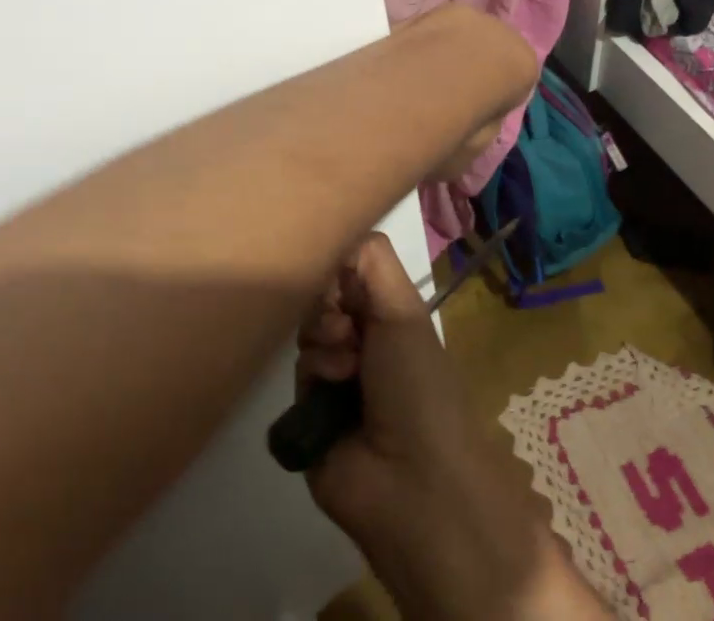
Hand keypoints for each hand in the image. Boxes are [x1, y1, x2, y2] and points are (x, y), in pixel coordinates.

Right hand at [296, 235, 609, 619]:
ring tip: (345, 372)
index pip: (350, 275)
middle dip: (330, 311)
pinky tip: (328, 396)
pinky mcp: (309, 416)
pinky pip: (294, 378)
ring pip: (305, 338)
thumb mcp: (405, 311)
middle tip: (348, 332)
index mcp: (392, 320)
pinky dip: (310, 380)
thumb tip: (338, 233)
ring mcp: (335, 382)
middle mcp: (364, 346)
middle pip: (322, 303)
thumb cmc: (418, 385)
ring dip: (323, 347)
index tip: (342, 280)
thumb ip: (372, 261)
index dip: (340, 272)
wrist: (412, 481)